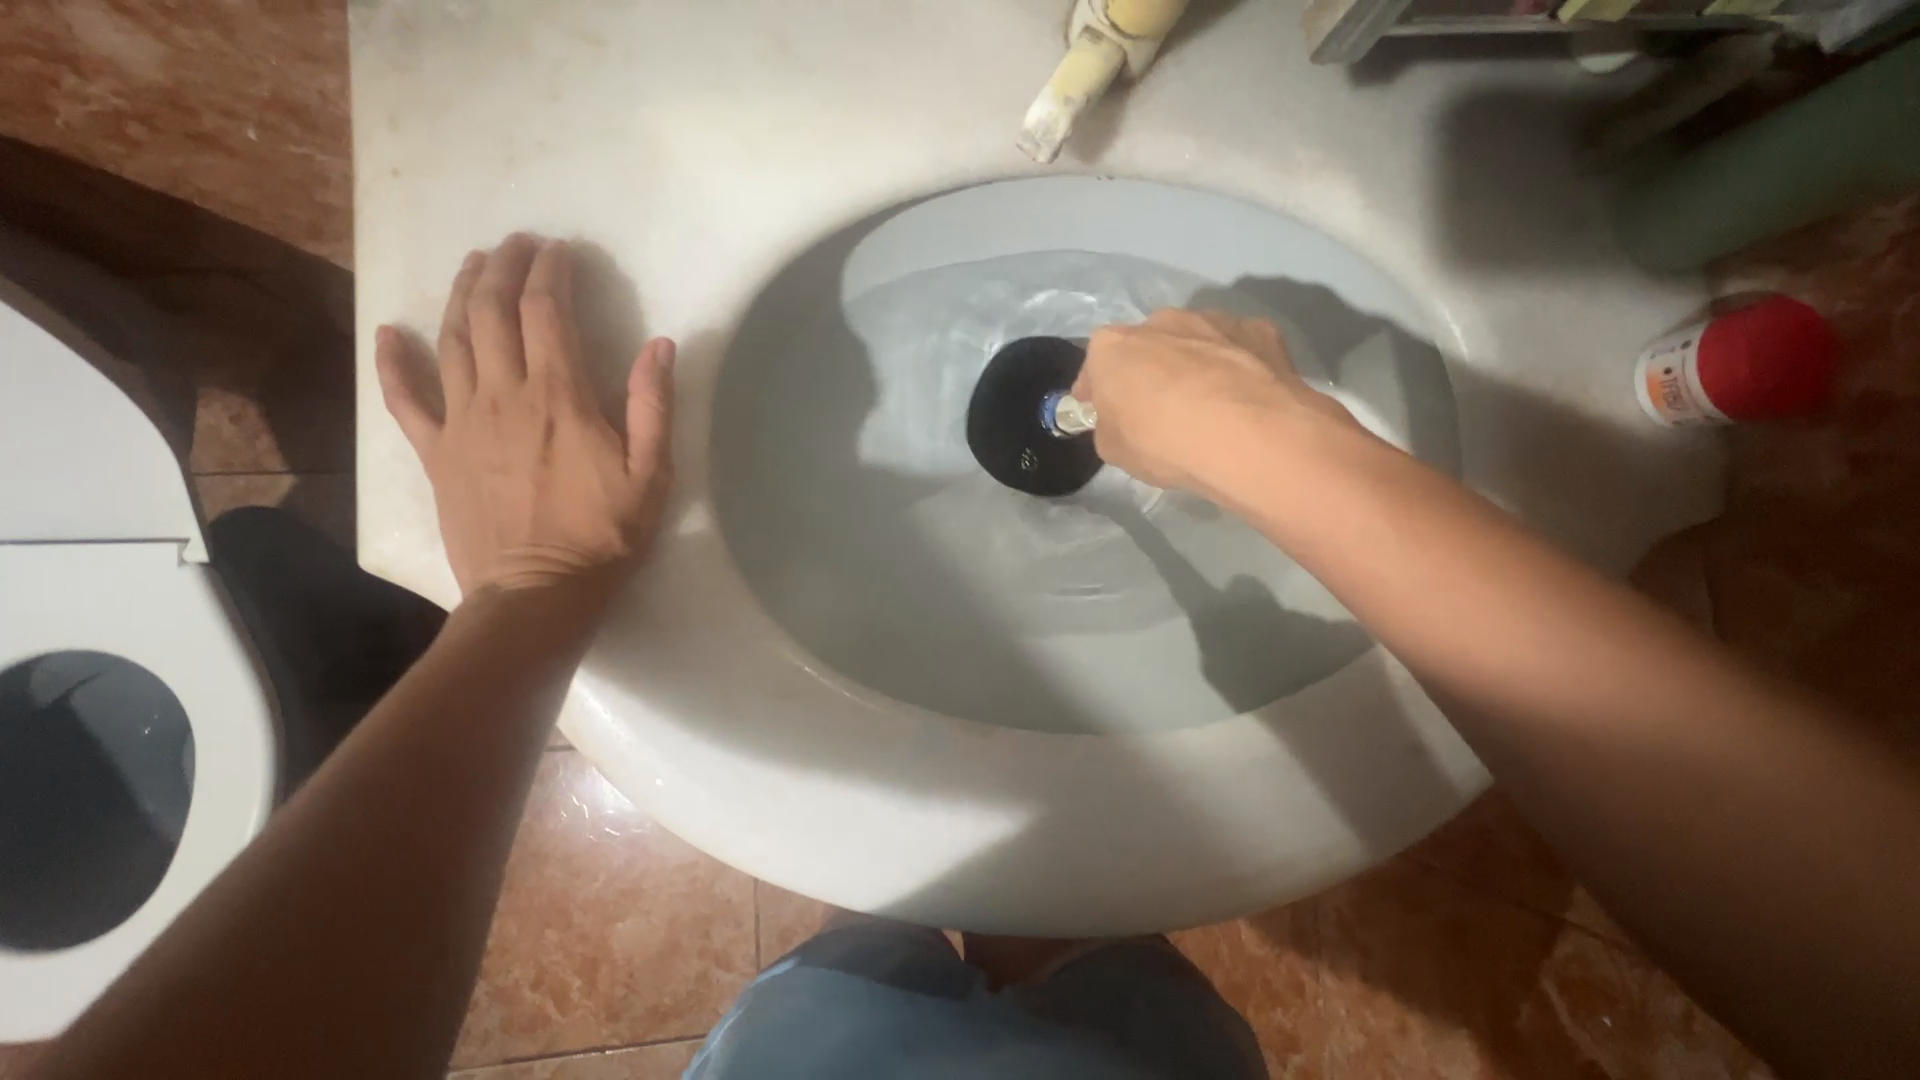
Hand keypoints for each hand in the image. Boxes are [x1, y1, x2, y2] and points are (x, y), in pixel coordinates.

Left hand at [375, 233, 674, 595]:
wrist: (538, 592)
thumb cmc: (604, 536)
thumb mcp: (652, 475)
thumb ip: (654, 406)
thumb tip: (661, 344)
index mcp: (559, 396)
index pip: (548, 312)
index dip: (552, 273)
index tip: (559, 250)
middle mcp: (503, 394)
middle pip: (494, 312)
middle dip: (505, 267)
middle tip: (518, 243)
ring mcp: (461, 421)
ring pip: (452, 339)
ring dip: (461, 293)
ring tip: (474, 264)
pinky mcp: (436, 452)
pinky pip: (404, 399)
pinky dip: (393, 363)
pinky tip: (388, 333)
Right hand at [1071, 309, 1357, 493]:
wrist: (1246, 435)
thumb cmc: (1162, 442)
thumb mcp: (1114, 449)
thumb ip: (1111, 426)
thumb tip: (1121, 421)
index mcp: (1113, 346)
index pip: (1095, 365)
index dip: (1097, 388)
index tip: (1100, 407)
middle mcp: (1160, 321)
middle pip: (1147, 345)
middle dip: (1149, 370)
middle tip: (1159, 406)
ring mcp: (1213, 319)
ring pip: (1195, 341)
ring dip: (1195, 363)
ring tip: (1209, 402)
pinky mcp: (1259, 329)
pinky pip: (1238, 348)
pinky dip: (1238, 365)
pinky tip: (1246, 397)